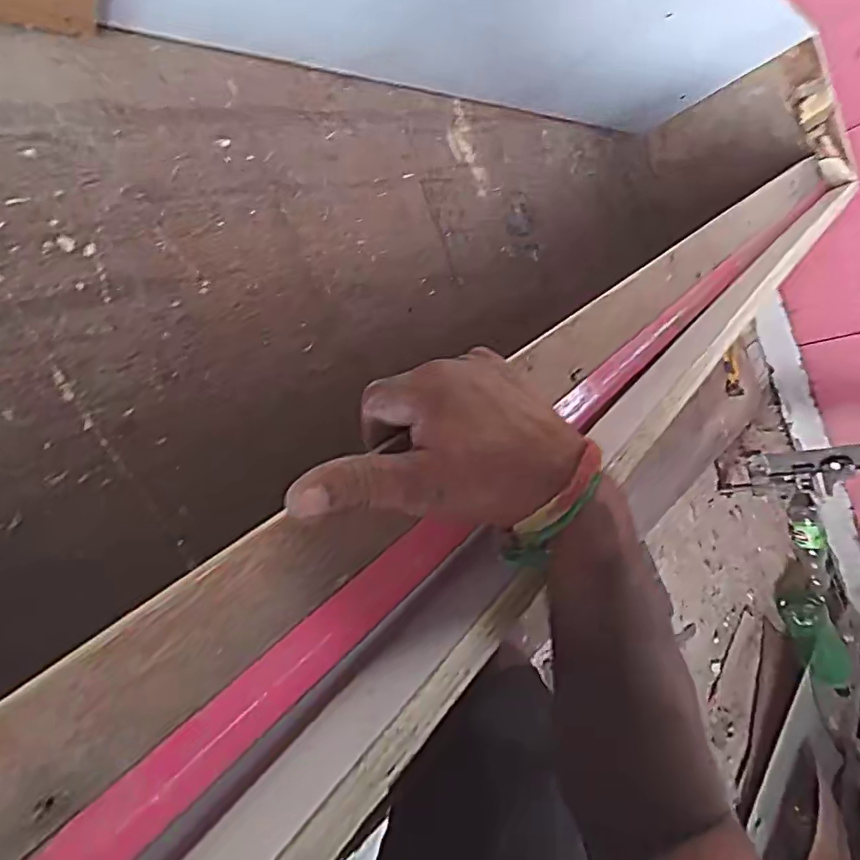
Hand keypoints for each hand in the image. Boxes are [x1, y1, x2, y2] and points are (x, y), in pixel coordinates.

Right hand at [285, 348, 585, 526]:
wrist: (561, 483)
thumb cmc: (491, 483)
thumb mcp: (415, 489)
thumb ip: (355, 484)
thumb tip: (298, 495)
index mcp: (423, 385)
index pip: (372, 403)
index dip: (379, 441)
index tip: (405, 467)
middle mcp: (452, 364)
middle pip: (403, 396)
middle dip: (408, 432)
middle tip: (435, 468)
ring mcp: (483, 367)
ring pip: (435, 392)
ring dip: (436, 421)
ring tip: (462, 457)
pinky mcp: (507, 376)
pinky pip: (467, 388)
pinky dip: (464, 410)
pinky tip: (482, 439)